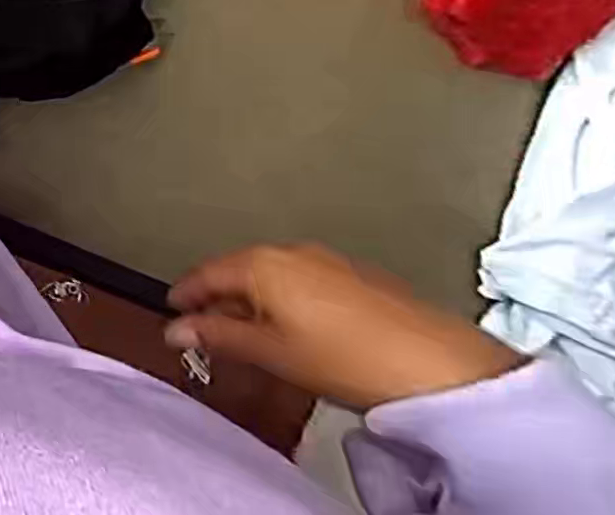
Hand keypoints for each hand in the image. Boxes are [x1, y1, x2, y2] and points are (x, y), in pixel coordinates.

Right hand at [163, 243, 524, 410]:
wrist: (441, 366)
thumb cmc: (345, 357)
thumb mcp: (270, 352)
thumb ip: (217, 335)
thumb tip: (176, 330)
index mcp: (259, 261)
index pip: (205, 273)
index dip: (185, 293)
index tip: (173, 308)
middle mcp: (287, 249)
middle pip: (237, 270)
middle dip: (220, 297)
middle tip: (210, 328)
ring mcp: (324, 257)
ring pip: (271, 274)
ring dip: (254, 298)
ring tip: (256, 333)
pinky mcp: (354, 272)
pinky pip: (301, 278)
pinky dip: (286, 298)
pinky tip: (300, 328)